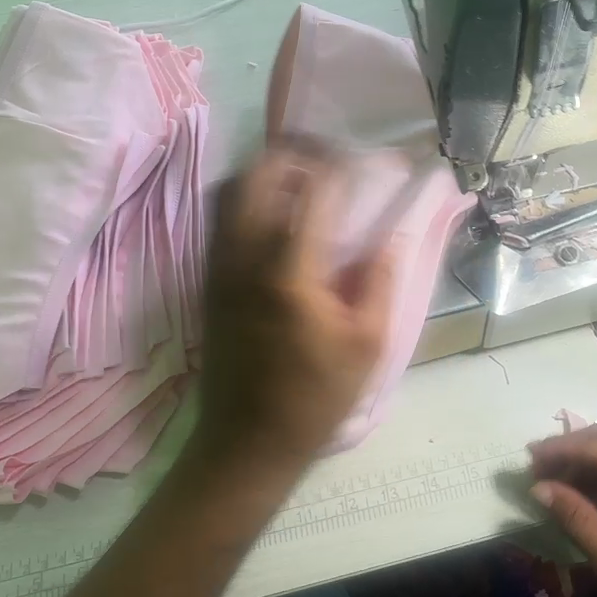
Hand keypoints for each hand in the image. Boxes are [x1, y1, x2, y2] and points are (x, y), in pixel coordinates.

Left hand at [195, 147, 397, 465]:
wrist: (246, 443)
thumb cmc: (314, 396)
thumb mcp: (368, 345)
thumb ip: (379, 281)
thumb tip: (390, 235)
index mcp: (290, 272)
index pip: (312, 193)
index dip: (337, 167)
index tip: (358, 160)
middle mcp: (245, 258)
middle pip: (257, 177)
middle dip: (291, 154)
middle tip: (323, 156)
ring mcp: (218, 268)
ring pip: (229, 193)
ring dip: (263, 172)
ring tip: (297, 177)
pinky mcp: (207, 282)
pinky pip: (219, 220)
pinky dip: (245, 199)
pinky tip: (273, 214)